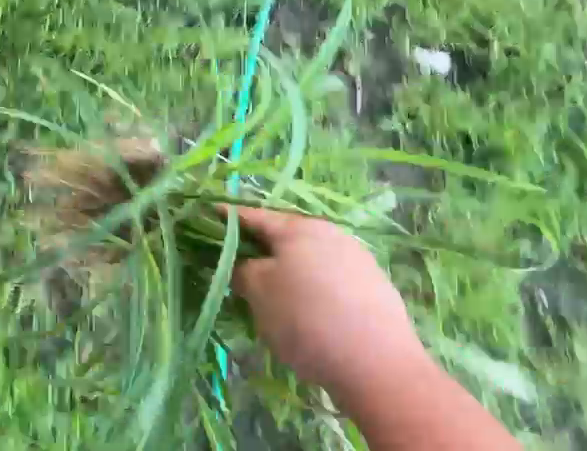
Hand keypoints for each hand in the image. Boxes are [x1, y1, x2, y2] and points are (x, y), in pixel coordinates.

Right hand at [232, 206, 433, 401]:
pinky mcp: (377, 291)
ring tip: (270, 292)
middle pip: (283, 236)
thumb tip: (239, 264)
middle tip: (234, 264)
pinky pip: (331, 279)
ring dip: (287, 269)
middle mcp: (332, 235)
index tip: (204, 221)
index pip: (251, 215)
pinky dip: (312, 287)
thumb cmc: (306, 319)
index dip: (224, 219)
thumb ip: (239, 268)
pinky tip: (307, 312)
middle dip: (258, 247)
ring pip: (309, 258)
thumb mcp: (257, 291)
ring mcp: (359, 262)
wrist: (382, 371)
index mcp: (299, 227)